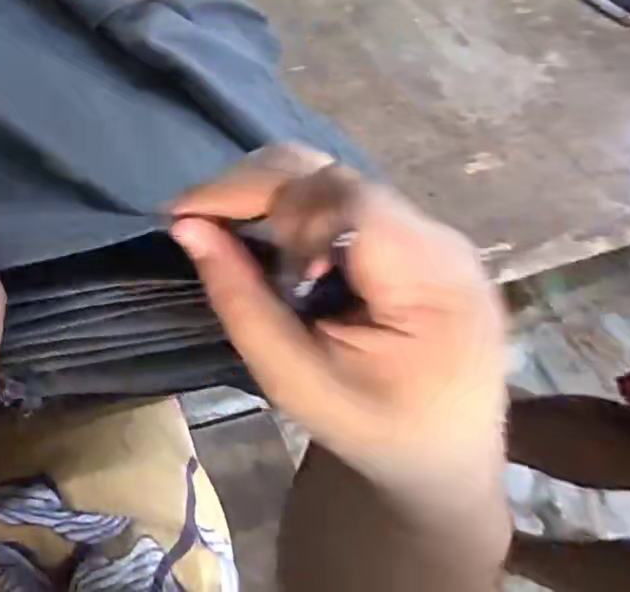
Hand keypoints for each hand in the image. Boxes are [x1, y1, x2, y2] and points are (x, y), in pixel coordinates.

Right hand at [167, 144, 507, 502]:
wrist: (445, 458)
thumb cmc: (374, 431)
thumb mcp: (296, 381)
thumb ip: (241, 301)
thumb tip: (185, 225)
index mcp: (430, 283)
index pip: (342, 199)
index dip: (263, 196)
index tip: (194, 216)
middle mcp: (436, 239)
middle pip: (328, 174)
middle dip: (251, 185)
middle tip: (194, 216)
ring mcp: (425, 228)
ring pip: (325, 171)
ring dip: (263, 188)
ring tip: (219, 220)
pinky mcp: (406, 228)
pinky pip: (333, 190)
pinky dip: (283, 197)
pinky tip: (257, 226)